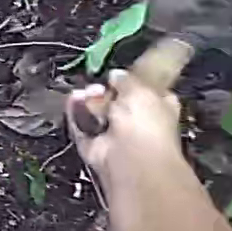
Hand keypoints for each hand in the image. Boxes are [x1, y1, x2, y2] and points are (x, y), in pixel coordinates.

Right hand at [65, 37, 189, 190]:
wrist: (130, 158)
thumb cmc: (146, 123)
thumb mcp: (141, 88)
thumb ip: (127, 79)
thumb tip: (116, 74)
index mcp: (158, 107)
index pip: (146, 90)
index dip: (132, 80)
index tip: (118, 72)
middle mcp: (137, 122)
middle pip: (115, 99)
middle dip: (104, 90)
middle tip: (100, 86)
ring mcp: (113, 135)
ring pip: (95, 110)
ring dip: (88, 100)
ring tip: (86, 93)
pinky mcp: (92, 144)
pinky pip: (80, 124)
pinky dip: (75, 112)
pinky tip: (73, 99)